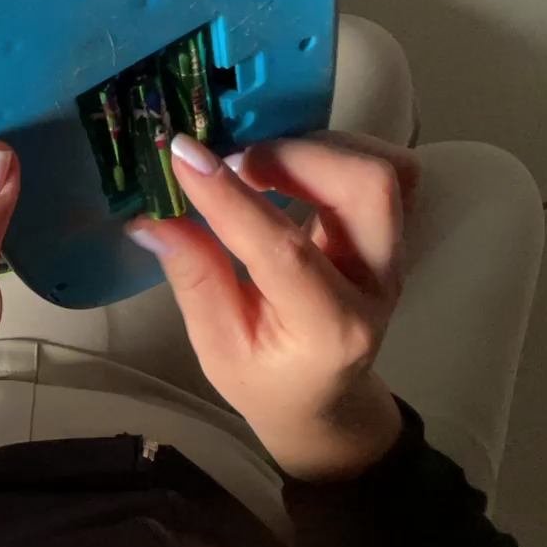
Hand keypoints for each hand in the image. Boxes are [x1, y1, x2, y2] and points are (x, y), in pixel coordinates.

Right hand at [126, 133, 418, 479]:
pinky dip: (337, 151)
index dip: (229, 197)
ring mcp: (397, 254)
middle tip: (231, 162)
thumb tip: (149, 219)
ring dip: (316, 148)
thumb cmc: (264, 378)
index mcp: (328, 329)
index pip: (283, 250)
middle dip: (292, 156)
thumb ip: (193, 277)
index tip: (182, 155)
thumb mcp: (215, 344)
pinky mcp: (395, 232)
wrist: (324, 398)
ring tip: (256, 162)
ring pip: (386, 169)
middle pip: (366, 188)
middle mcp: (378, 285)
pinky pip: (389, 169)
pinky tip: (288, 164)